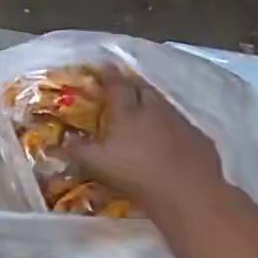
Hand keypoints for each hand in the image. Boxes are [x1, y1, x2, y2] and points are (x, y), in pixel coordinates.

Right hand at [69, 68, 229, 208]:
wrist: (188, 192)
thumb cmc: (135, 173)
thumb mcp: (95, 163)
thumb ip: (76, 150)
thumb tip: (57, 142)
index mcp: (127, 112)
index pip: (117, 86)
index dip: (109, 75)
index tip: (104, 65)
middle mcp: (154, 111)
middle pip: (144, 89)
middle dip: (133, 84)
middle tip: (125, 84)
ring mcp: (181, 123)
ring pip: (165, 104)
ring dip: (153, 102)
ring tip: (146, 106)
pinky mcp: (200, 139)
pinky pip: (183, 125)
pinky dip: (173, 125)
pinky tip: (170, 136)